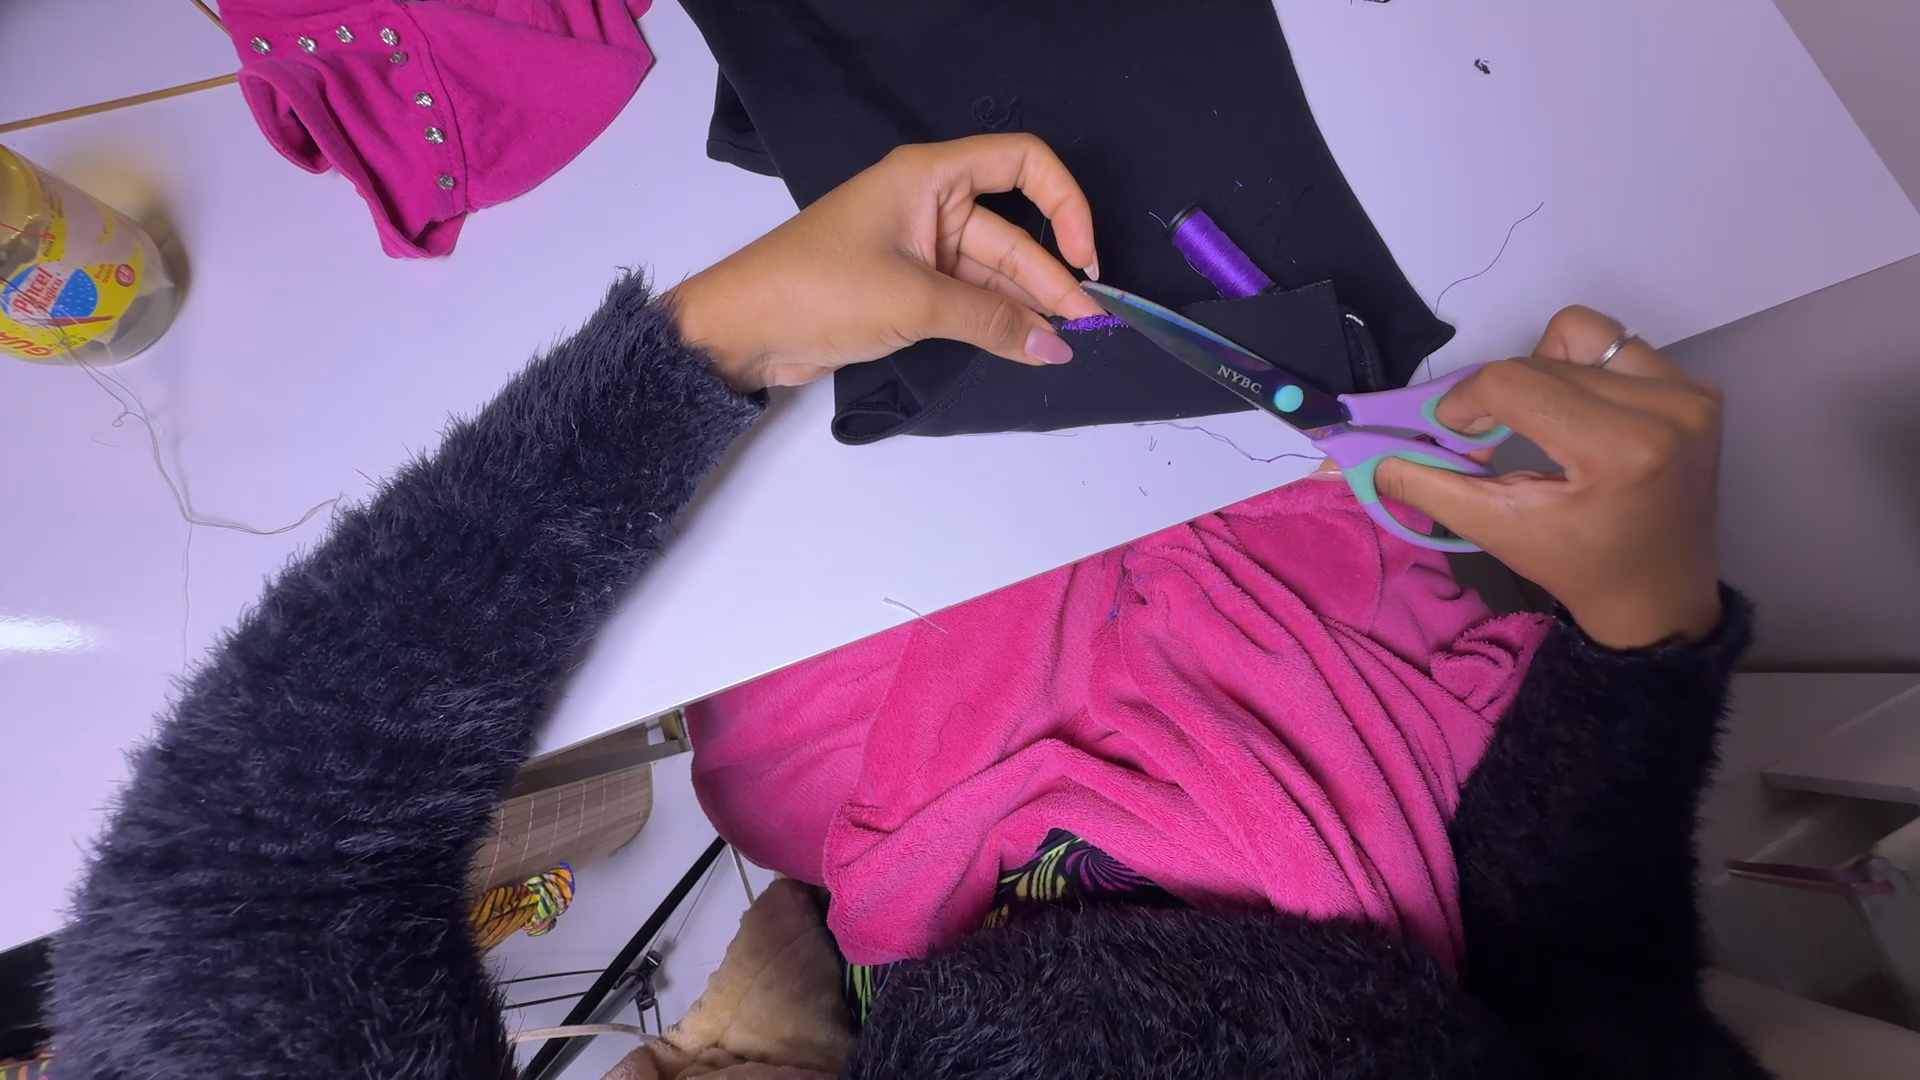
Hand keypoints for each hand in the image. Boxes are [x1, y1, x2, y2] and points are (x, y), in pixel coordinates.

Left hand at [670, 134, 1103, 391]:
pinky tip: (1029, 346)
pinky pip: (968, 302)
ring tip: (1067, 343)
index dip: (1064, 204)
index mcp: (930, 177)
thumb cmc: (820, 289)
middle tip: (1089, 325)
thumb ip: (991, 321)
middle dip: (1051, 280)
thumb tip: (1055, 348)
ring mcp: (921, 252)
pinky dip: (996, 324)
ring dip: (1027, 309)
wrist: (746, 331)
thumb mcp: (915, 300)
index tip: (1085, 256)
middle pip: (1011, 235)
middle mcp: (931, 207)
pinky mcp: (910, 292)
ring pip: (992, 275)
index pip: (1021, 164)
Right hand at [1375, 306, 1723, 648]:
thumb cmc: (1571, 562)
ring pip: (1572, 335)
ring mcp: (1686, 391)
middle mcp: (1664, 406)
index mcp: (1618, 447)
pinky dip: (1571, 366)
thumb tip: (1372, 455)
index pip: (1510, 382)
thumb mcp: (1488, 527)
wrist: (1655, 589)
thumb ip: (1423, 484)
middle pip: (1533, 361)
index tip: (1453, 438)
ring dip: (1534, 372)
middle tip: (1486, 442)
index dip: (1462, 402)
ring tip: (1534, 419)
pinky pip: (1611, 343)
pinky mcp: (1693, 386)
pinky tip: (1568, 412)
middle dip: (1491, 396)